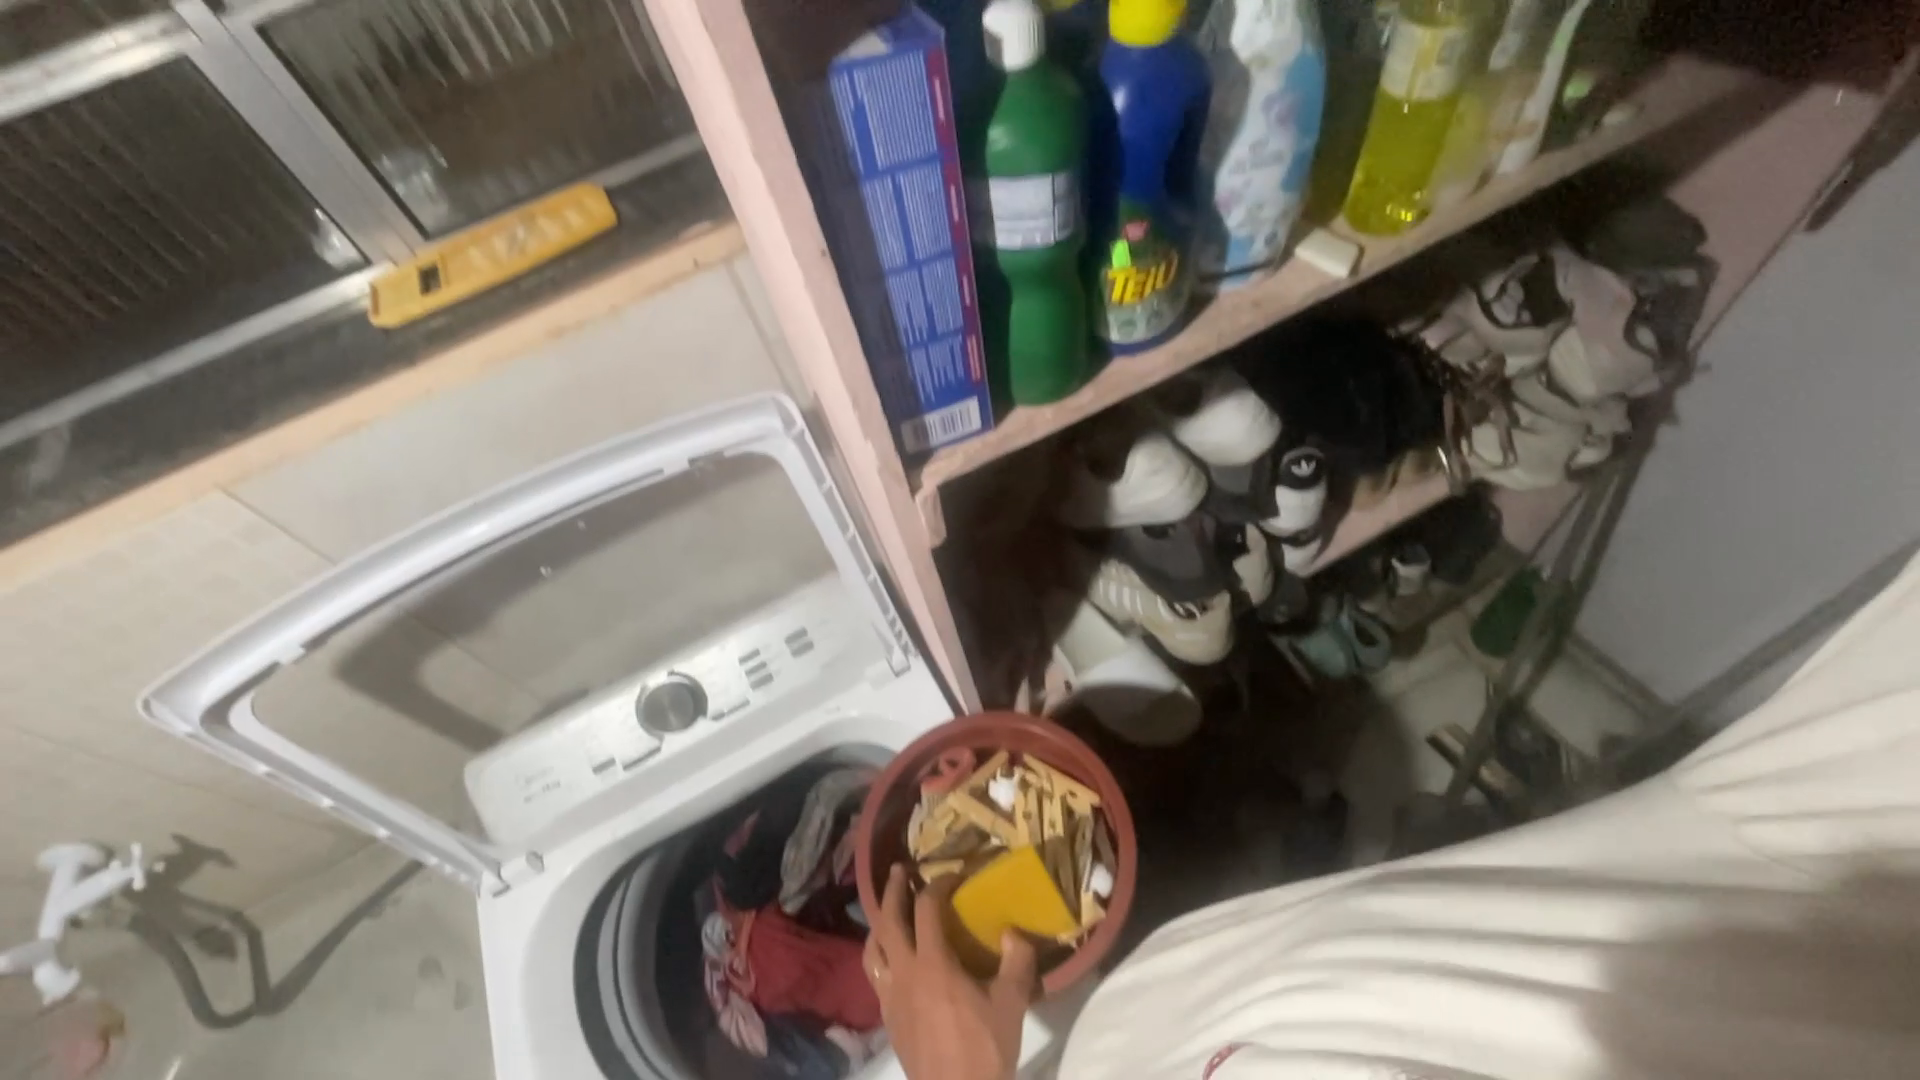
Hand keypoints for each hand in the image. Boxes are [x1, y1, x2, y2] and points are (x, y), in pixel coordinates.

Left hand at [865, 864, 1038, 1079]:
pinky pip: (875, 974)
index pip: (926, 908)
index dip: (937, 885)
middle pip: (888, 920)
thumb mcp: (1012, 1003)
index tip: (952, 876)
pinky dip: (879, 954)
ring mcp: (890, 996)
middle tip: (900, 869)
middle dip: (893, 890)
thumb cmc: (984, 1049)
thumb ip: (1017, 960)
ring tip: (887, 910)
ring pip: (873, 948)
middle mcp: (904, 972)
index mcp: (933, 963)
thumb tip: (1013, 931)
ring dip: (879, 922)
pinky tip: (892, 958)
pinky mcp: (887, 1018)